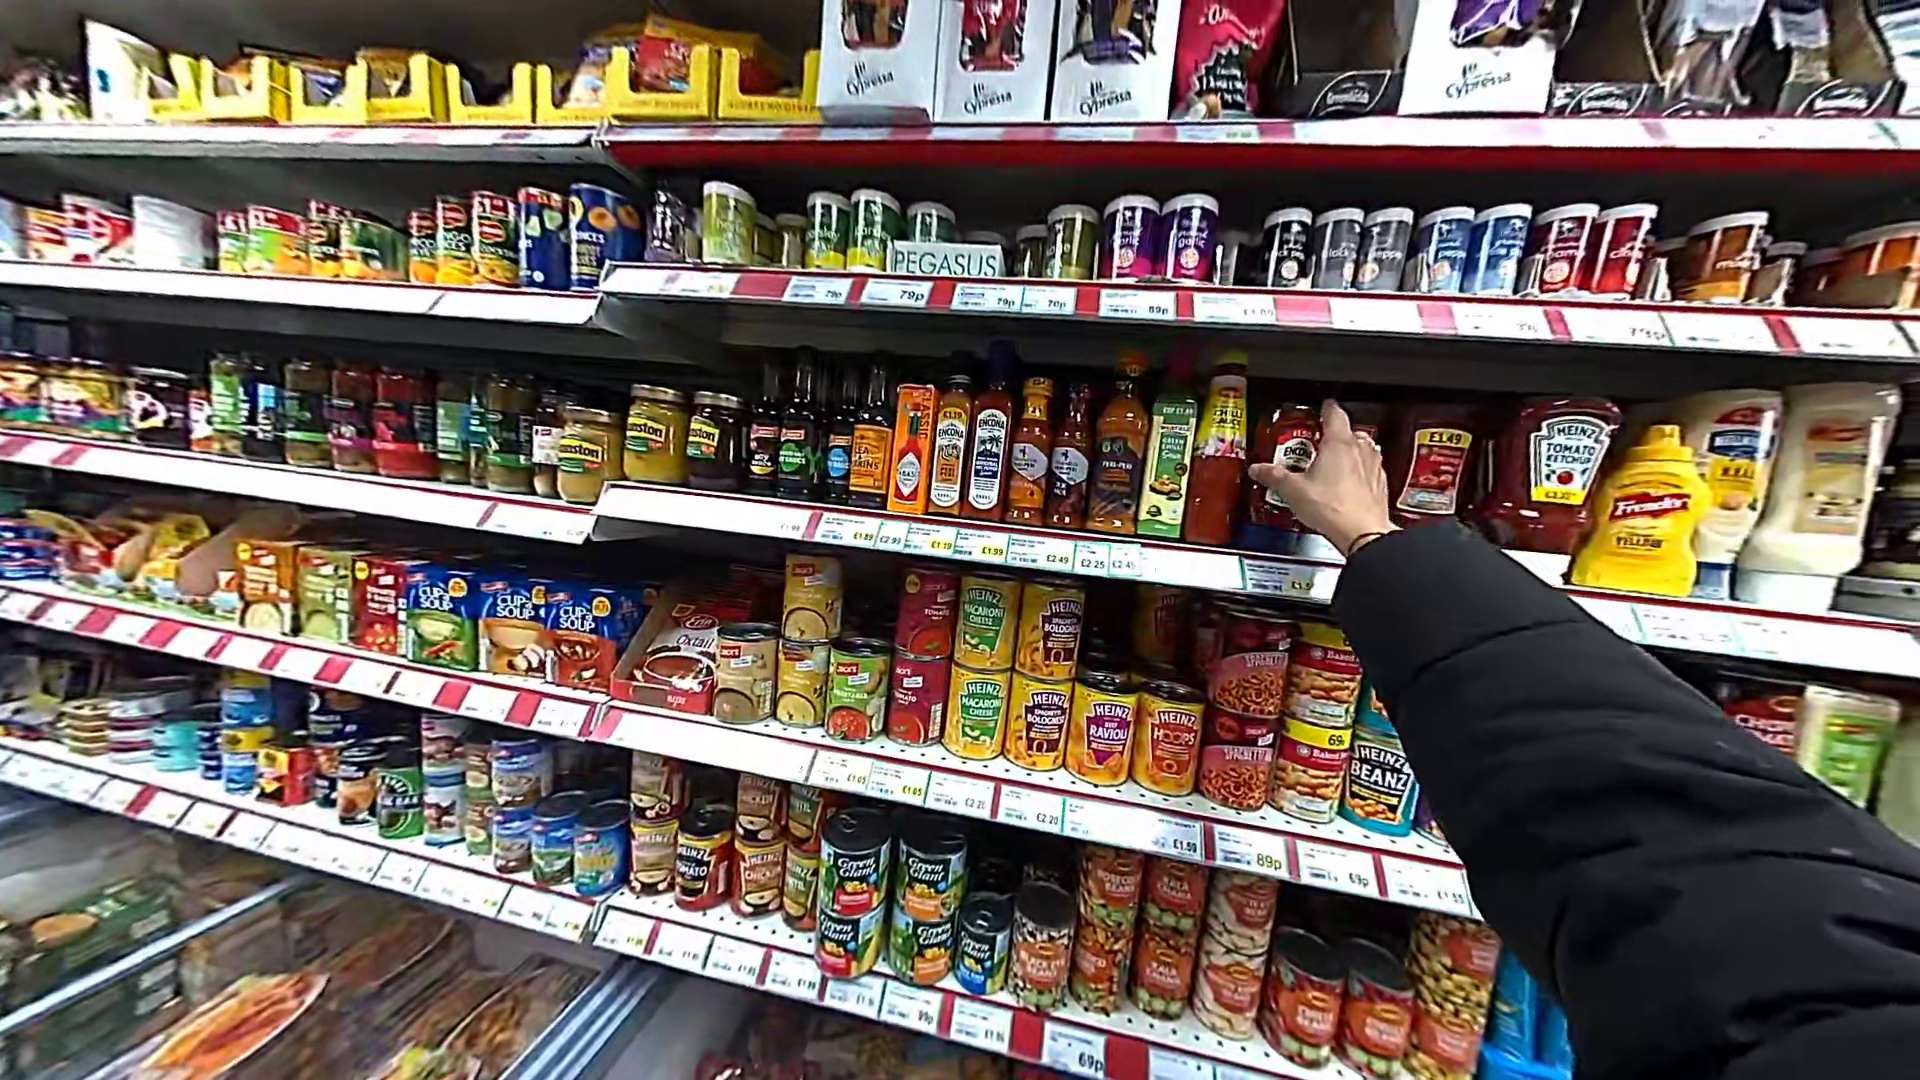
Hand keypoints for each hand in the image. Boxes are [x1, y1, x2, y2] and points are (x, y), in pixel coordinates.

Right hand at [1248, 399, 1398, 555]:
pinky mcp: (1379, 484)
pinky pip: (1369, 469)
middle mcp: (1360, 451)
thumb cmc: (1332, 507)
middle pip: (1350, 432)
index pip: (1335, 415)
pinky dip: (1359, 470)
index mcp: (1338, 444)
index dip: (1328, 408)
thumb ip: (1274, 475)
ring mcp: (1373, 467)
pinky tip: (1346, 482)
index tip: (1324, 406)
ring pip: (1363, 449)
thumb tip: (1258, 469)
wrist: (1362, 532)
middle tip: (1320, 440)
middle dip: (1336, 433)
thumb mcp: (1292, 490)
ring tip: (1332, 461)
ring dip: (1350, 450)